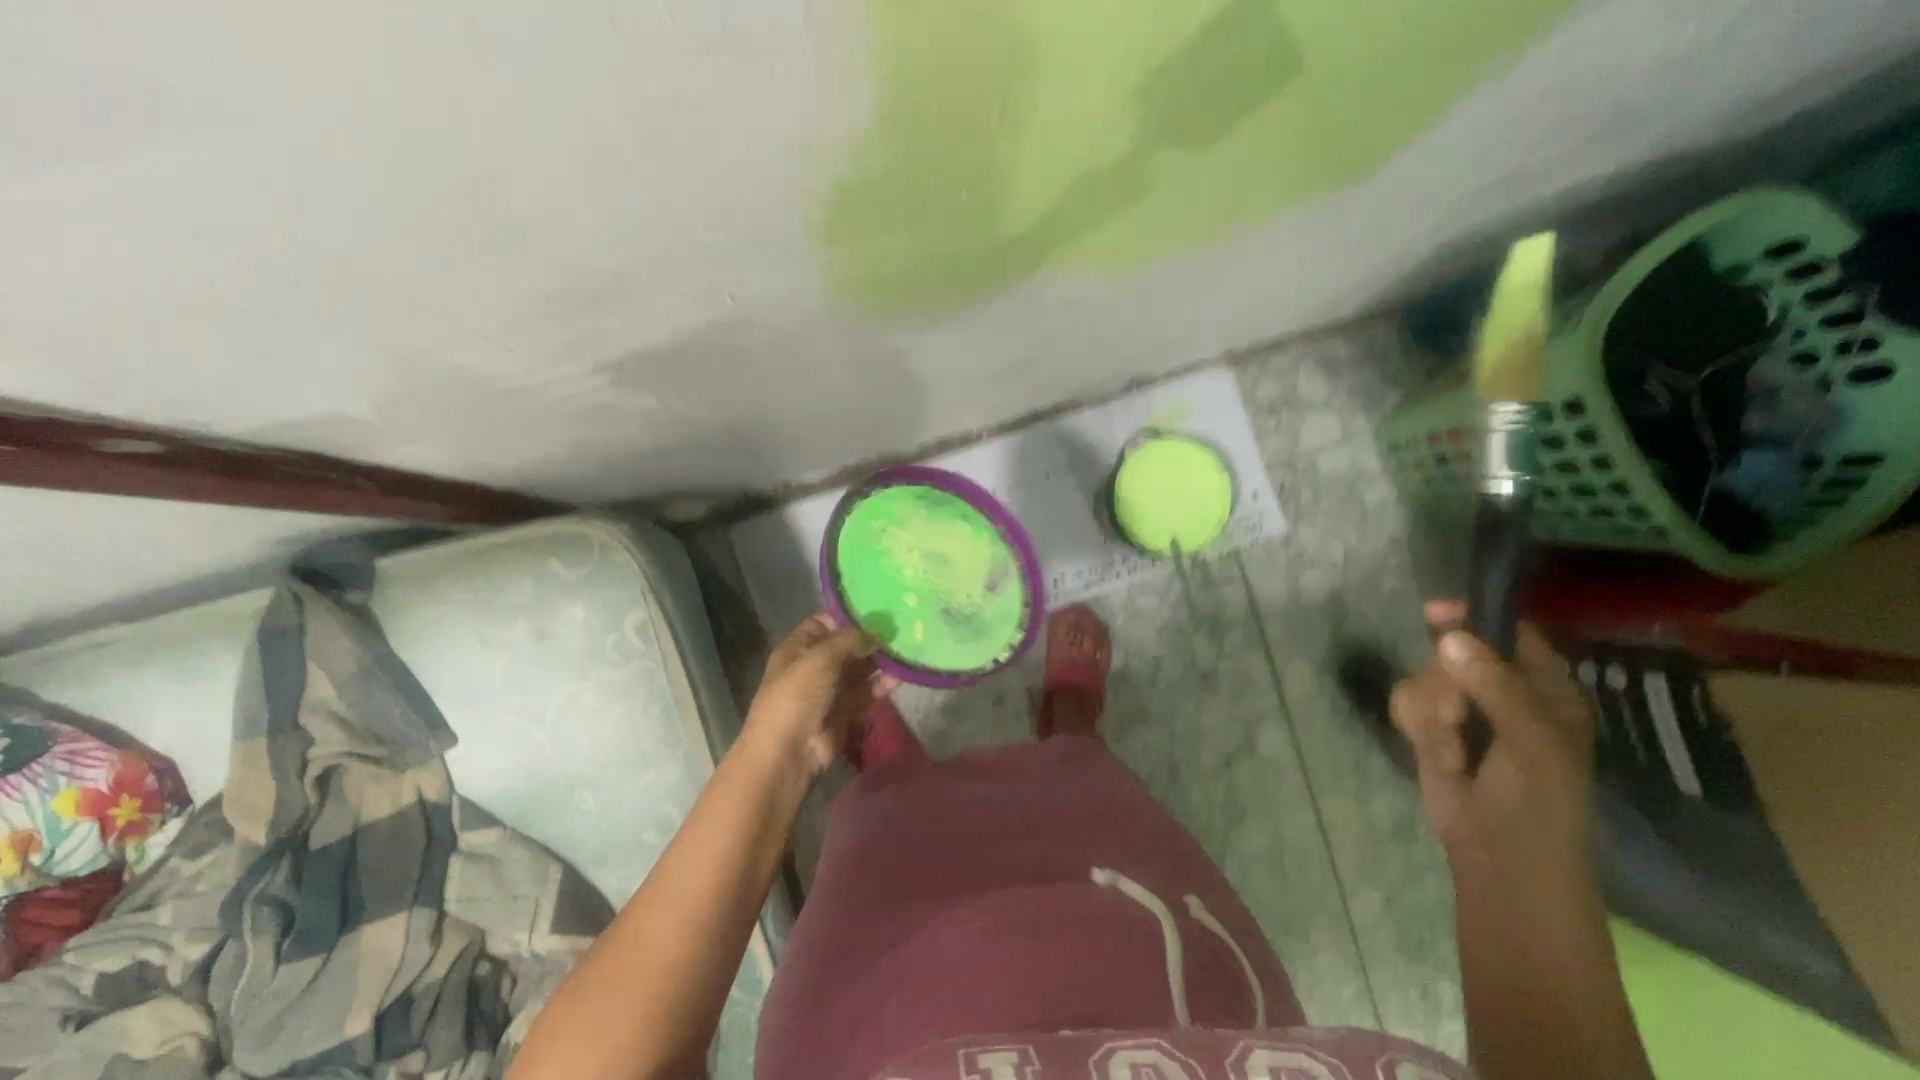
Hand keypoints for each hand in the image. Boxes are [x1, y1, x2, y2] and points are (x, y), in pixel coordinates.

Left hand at [743, 614, 893, 778]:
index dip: (848, 616)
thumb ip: (849, 640)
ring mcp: (830, 689)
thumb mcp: (819, 658)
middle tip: (901, 629)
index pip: (824, 622)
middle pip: (846, 645)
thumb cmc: (797, 696)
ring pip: (859, 669)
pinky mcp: (845, 710)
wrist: (789, 751)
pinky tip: (900, 677)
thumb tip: (874, 634)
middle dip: (870, 638)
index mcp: (798, 648)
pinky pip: (867, 692)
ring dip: (880, 661)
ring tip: (905, 650)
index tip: (878, 611)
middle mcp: (814, 665)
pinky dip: (882, 685)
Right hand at [1390, 600, 1595, 878]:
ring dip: (1431, 711)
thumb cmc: (1538, 801)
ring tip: (1450, 747)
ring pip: (1425, 676)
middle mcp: (1502, 691)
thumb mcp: (1531, 740)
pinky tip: (1434, 754)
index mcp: (1545, 687)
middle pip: (1455, 651)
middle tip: (1457, 716)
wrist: (1502, 858)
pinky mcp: (1431, 730)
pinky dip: (1415, 726)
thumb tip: (1449, 638)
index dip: (1476, 618)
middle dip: (1447, 682)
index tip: (1436, 614)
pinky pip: (1407, 702)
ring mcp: (1464, 710)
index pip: (1510, 633)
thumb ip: (1495, 685)